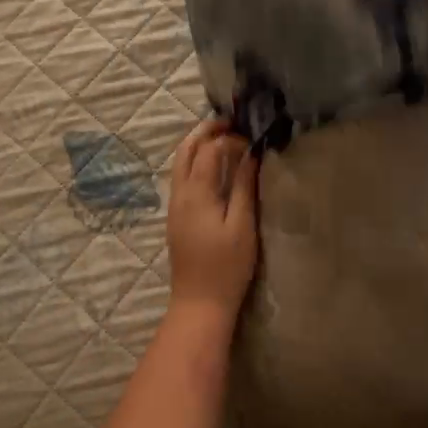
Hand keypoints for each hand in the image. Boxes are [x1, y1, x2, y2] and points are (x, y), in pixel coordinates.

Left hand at [167, 120, 260, 320]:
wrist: (199, 305)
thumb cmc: (226, 267)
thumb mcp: (242, 225)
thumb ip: (244, 186)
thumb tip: (251, 153)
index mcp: (196, 193)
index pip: (210, 150)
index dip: (231, 139)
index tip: (253, 140)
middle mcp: (180, 194)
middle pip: (186, 148)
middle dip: (207, 130)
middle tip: (233, 122)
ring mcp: (175, 205)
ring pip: (181, 161)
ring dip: (200, 143)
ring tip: (227, 137)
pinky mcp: (177, 216)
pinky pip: (183, 175)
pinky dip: (197, 159)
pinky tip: (216, 165)